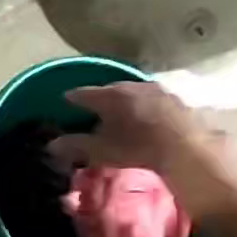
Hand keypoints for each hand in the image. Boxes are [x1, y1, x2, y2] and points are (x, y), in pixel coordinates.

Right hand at [50, 83, 236, 222]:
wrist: (185, 147)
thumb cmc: (136, 147)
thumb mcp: (100, 150)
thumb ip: (75, 146)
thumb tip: (51, 146)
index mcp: (111, 95)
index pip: (85, 93)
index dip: (73, 98)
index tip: (65, 99)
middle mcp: (133, 86)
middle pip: (111, 90)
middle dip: (100, 99)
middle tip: (92, 109)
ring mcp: (157, 91)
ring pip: (133, 94)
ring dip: (124, 102)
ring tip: (118, 115)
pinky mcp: (176, 101)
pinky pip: (151, 101)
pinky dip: (142, 108)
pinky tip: (143, 120)